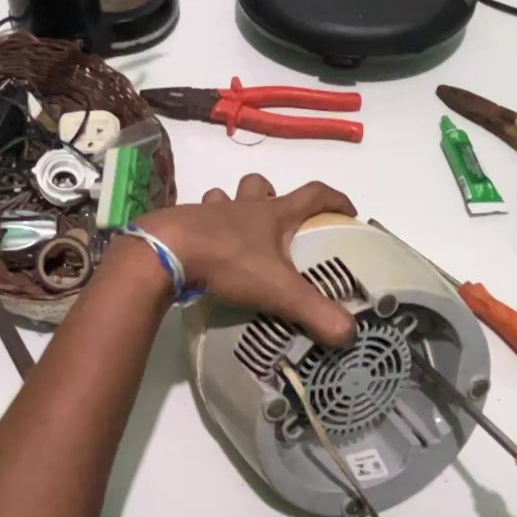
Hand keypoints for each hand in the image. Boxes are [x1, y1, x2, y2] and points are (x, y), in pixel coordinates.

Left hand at [133, 174, 357, 346]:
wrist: (167, 251)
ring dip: (231, 209)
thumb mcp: (278, 289)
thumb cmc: (228, 260)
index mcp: (271, 214)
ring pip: (223, 197)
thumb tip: (349, 332)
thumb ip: (314, 311)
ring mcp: (208, 213)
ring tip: (237, 237)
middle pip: (259, 185)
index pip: (312, 193)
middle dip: (271, 195)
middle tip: (277, 223)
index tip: (348, 211)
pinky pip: (196, 220)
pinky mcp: (183, 226)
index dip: (334, 198)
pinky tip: (205, 254)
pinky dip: (204, 232)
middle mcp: (241, 206)